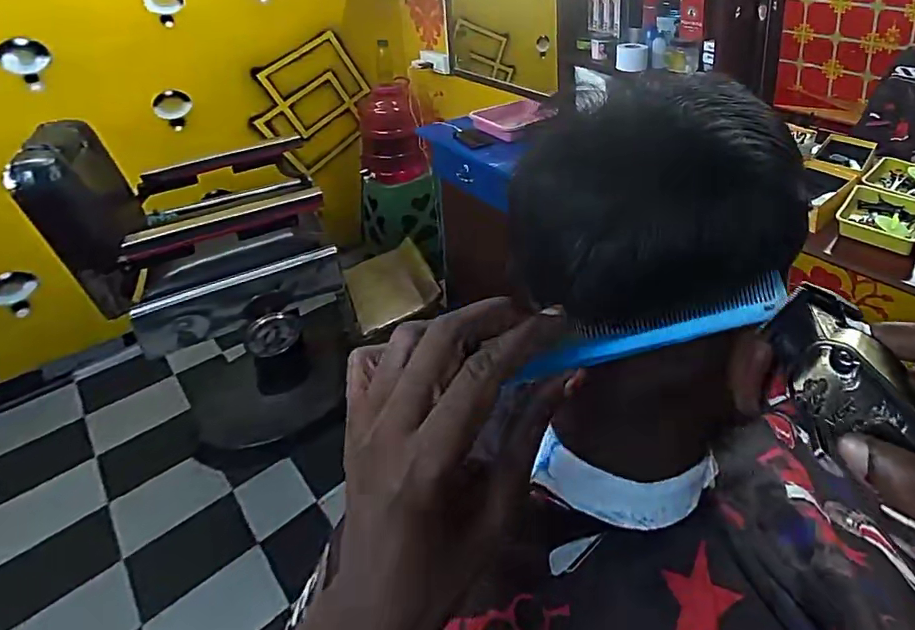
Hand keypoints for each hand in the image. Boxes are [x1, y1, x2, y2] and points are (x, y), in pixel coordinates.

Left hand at [301, 299, 570, 629]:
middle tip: (525, 313)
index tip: (556, 320)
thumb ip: (528, 436)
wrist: (371, 604)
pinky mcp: (349, 420)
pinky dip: (402, 346)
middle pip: (439, 337)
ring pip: (405, 338)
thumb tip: (564, 378)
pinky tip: (429, 359)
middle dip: (489, 313)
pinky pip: (369, 359)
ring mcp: (362, 420)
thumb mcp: (499, 512)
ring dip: (450, 324)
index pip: (481, 372)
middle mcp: (389, 427)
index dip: (524, 338)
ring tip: (485, 333)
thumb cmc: (442, 568)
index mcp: (429, 458)